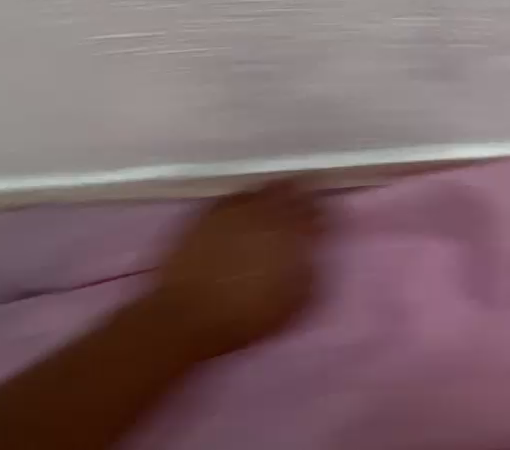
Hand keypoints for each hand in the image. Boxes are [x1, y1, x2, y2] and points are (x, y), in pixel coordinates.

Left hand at [139, 179, 328, 358]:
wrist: (183, 319)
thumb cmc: (242, 318)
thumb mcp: (292, 302)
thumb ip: (312, 270)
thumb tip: (318, 251)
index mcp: (291, 232)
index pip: (316, 207)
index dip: (323, 209)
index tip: (326, 216)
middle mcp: (265, 213)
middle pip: (291, 190)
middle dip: (301, 194)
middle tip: (304, 202)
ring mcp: (234, 210)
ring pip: (262, 189)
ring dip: (273, 193)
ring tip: (275, 203)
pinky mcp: (206, 214)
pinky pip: (233, 197)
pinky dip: (243, 199)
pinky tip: (243, 209)